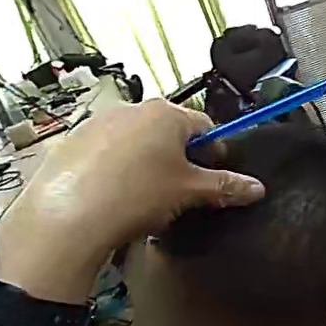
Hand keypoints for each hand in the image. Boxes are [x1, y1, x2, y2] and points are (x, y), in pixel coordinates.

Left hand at [0, 101, 263, 301]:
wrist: (68, 217)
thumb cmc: (135, 194)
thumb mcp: (190, 192)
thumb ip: (226, 186)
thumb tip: (256, 188)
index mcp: (166, 113)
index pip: (206, 126)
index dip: (214, 153)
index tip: (214, 177)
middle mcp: (132, 109)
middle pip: (170, 131)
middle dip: (180, 159)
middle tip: (181, 191)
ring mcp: (98, 123)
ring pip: (137, 141)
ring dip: (148, 164)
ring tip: (146, 198)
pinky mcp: (72, 142)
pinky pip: (107, 152)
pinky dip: (117, 170)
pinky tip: (117, 197)